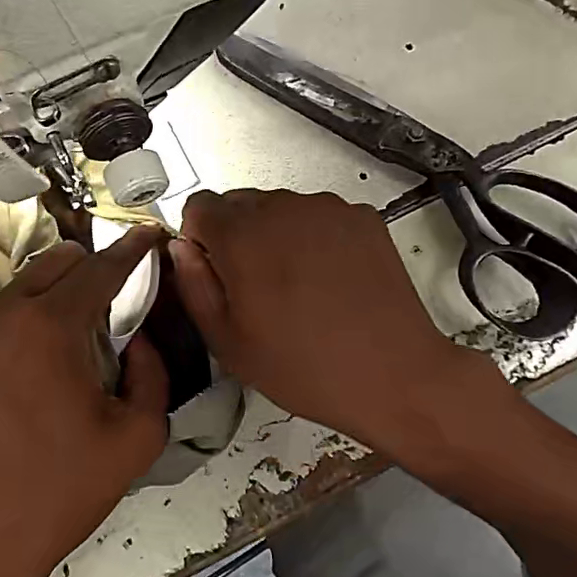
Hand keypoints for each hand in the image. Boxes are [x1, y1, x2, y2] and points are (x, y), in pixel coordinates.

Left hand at [0, 226, 169, 576]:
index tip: (151, 233)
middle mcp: (0, 317)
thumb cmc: (63, 492)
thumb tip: (139, 343)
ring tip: (80, 337)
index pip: (101, 268)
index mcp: (48, 329)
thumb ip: (152, 373)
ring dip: (58, 295)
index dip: (133, 248)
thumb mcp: (139, 436)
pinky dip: (27, 319)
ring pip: (23, 287)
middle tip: (121, 296)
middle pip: (57, 263)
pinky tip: (40, 363)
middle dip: (95, 268)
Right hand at [170, 189, 506, 452]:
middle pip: (241, 204)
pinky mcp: (364, 218)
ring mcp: (329, 209)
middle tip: (256, 288)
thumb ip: (194, 287)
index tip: (214, 273)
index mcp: (243, 236)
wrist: (394, 373)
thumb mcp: (229, 343)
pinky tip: (330, 281)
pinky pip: (321, 217)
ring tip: (297, 288)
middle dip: (237, 236)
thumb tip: (183, 250)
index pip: (199, 206)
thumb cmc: (305, 367)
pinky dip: (315, 238)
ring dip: (277, 235)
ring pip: (283, 209)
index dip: (199, 239)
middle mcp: (285, 208)